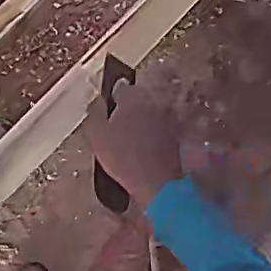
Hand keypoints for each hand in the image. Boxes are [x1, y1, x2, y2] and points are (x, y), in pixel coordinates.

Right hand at [85, 77, 182, 207]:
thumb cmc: (123, 157)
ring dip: (141, 120)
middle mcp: (152, 102)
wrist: (157, 182)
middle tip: (117, 124)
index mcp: (132, 98)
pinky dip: (152, 134)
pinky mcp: (176, 134)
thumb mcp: (97, 137)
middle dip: (128, 108)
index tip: (107, 107)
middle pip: (137, 99)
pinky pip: (159, 128)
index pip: (120, 87)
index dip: (112, 97)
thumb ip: (94, 115)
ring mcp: (167, 118)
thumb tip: (96, 103)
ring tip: (131, 139)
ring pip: (150, 113)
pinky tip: (144, 148)